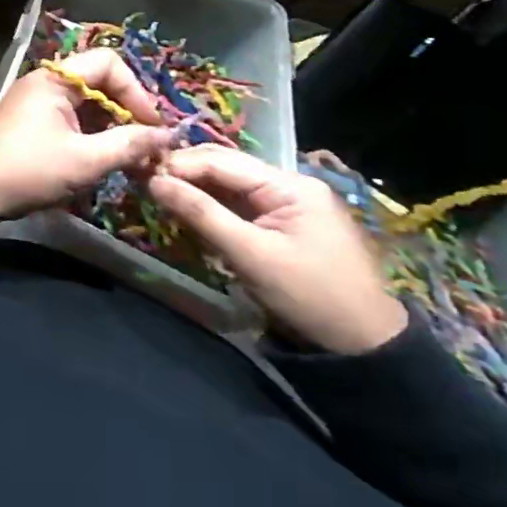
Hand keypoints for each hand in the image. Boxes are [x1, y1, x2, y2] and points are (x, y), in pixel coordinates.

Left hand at [0, 48, 170, 231]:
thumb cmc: (29, 171)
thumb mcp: (85, 160)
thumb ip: (129, 144)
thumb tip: (167, 136)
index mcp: (53, 79)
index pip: (108, 63)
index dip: (136, 91)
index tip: (151, 126)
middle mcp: (44, 83)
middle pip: (100, 83)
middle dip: (128, 112)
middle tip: (148, 146)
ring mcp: (37, 102)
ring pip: (89, 104)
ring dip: (113, 128)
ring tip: (133, 159)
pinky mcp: (34, 123)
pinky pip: (73, 119)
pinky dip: (94, 136)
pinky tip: (107, 161)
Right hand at [150, 145, 407, 353]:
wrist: (366, 345)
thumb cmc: (310, 295)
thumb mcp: (250, 254)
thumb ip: (200, 213)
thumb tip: (153, 181)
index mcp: (290, 185)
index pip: (221, 161)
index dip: (178, 164)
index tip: (140, 175)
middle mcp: (289, 184)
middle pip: (223, 166)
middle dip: (183, 173)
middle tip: (143, 183)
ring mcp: (287, 202)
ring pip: (227, 184)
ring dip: (194, 188)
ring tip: (158, 196)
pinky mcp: (282, 221)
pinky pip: (237, 203)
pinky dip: (210, 205)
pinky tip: (186, 211)